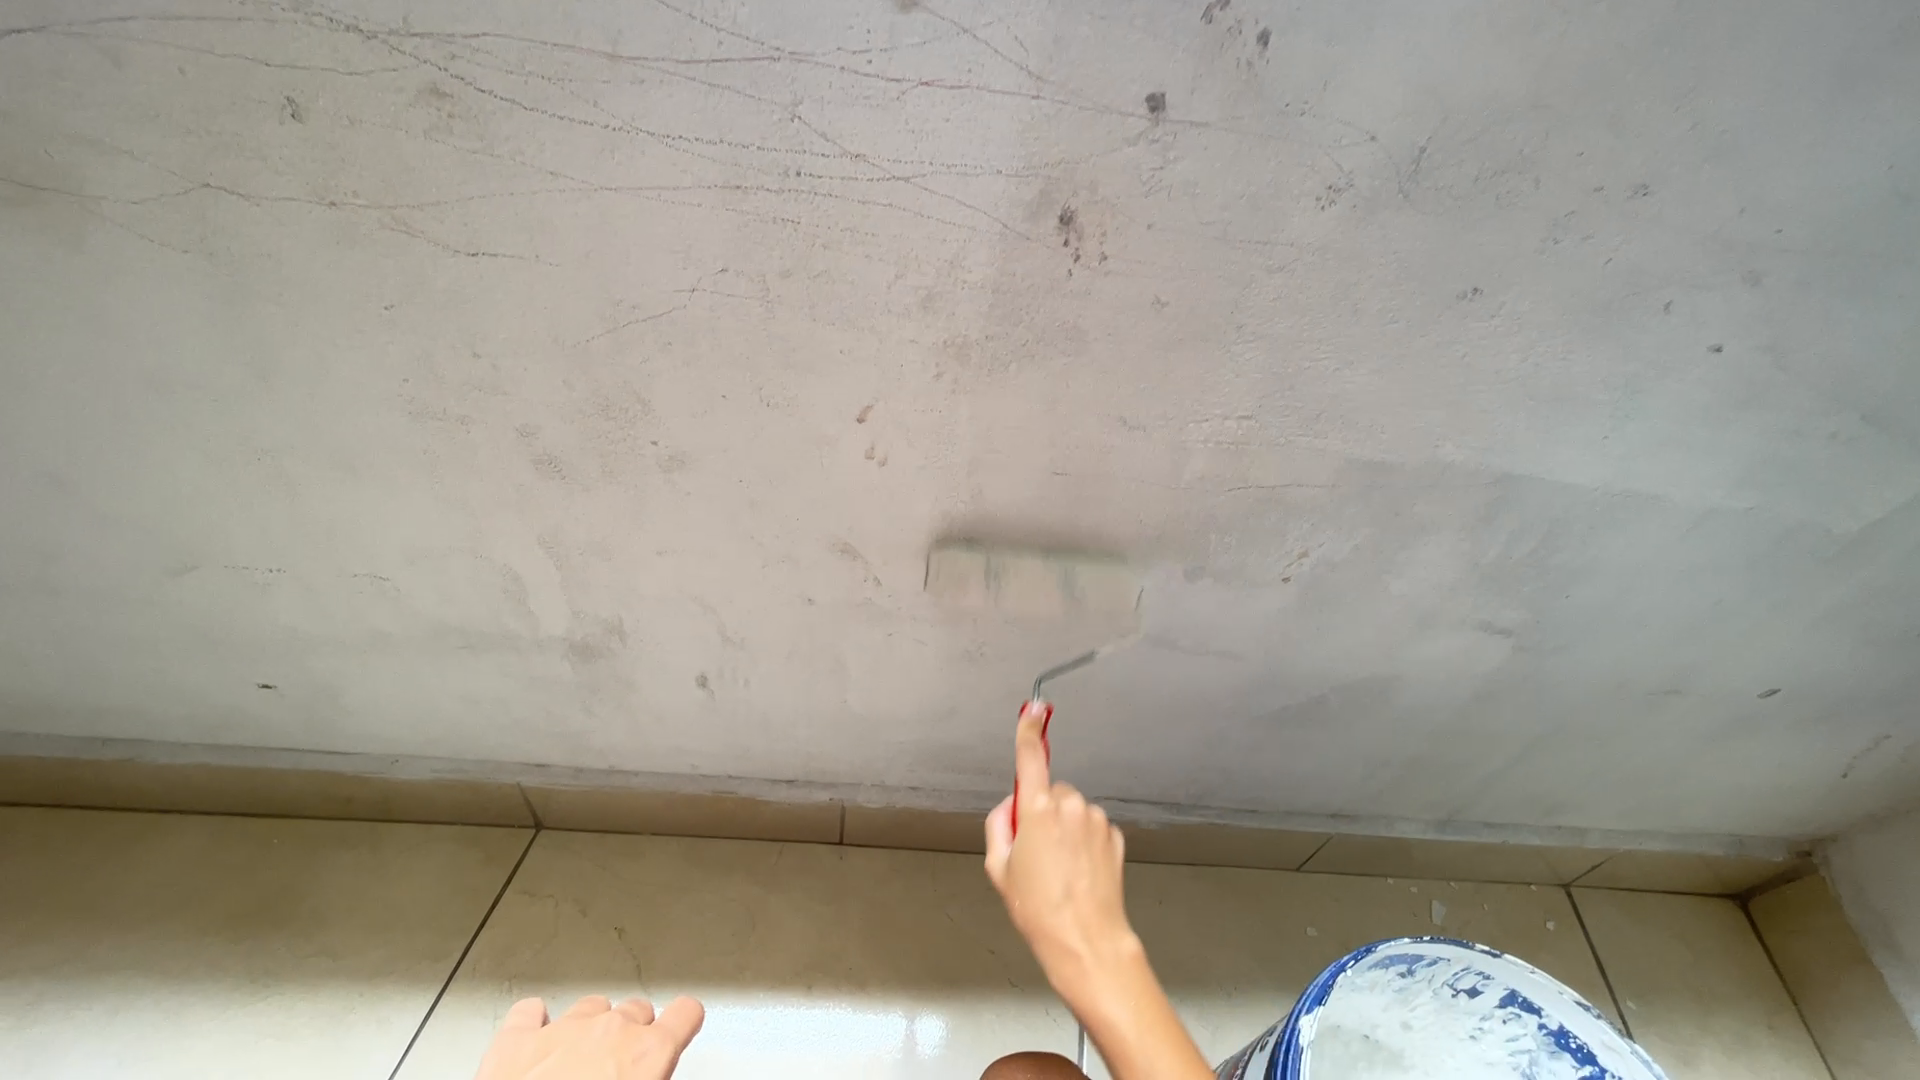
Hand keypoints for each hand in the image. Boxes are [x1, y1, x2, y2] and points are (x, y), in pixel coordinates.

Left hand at [474, 994, 704, 1079]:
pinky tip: (535, 1043)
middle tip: (619, 1071)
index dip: (683, 1023)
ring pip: (590, 1007)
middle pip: (636, 1009)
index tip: (678, 1030)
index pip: (686, 1013)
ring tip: (576, 1065)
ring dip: (588, 1030)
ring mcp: (563, 1030)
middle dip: (631, 1035)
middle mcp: (612, 1031)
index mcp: (649, 1054)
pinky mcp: (515, 1041)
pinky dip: (533, 1024)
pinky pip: (529, 1012)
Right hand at [982, 706, 1212, 1079]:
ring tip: (1060, 870)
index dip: (1029, 730)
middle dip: (1041, 811)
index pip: (1030, 758)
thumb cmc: (1038, 908)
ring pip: (1072, 810)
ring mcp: (1096, 819)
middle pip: (1050, 792)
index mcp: (1037, 808)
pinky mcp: (1115, 834)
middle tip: (1035, 853)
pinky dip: (1083, 841)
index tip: (1032, 709)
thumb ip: (998, 825)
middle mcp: (1070, 804)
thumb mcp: (999, 868)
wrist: (1086, 941)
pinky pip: (1091, 827)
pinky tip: (1079, 871)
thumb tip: (1010, 807)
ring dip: (1064, 828)